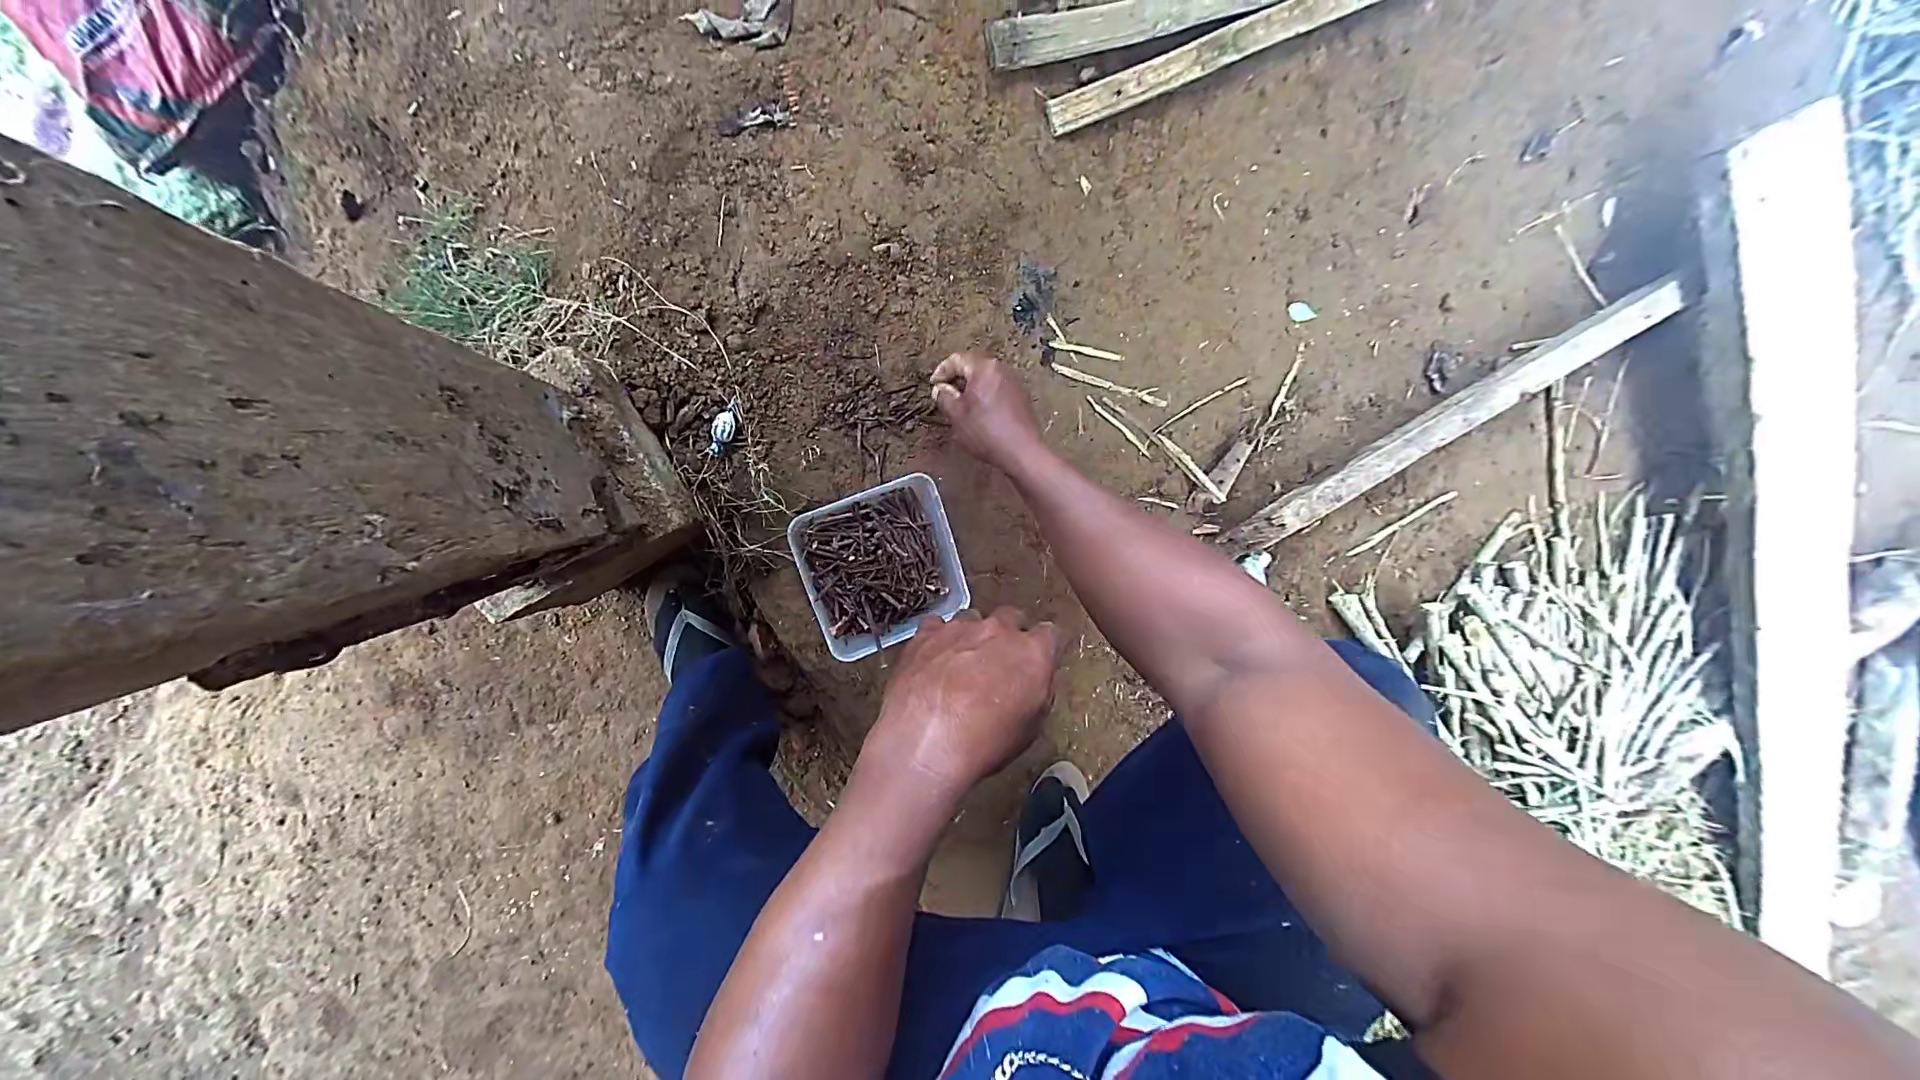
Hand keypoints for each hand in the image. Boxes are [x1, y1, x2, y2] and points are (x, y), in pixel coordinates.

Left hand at [858, 608, 1059, 804]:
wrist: (925, 741)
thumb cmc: (980, 742)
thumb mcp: (1029, 729)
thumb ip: (1038, 692)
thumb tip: (1034, 682)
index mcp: (1032, 653)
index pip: (1049, 635)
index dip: (1042, 648)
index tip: (1035, 660)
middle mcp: (998, 631)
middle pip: (1011, 617)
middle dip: (1008, 635)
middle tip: (999, 663)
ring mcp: (960, 628)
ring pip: (973, 618)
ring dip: (973, 635)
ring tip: (962, 665)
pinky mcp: (927, 634)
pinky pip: (937, 625)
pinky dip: (939, 638)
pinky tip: (935, 660)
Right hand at [930, 353, 1045, 474]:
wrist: (1021, 451)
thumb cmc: (988, 432)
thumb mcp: (956, 415)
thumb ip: (944, 397)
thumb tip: (940, 389)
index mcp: (984, 368)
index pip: (956, 360)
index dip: (941, 372)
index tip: (934, 385)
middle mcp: (1001, 369)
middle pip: (972, 367)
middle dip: (957, 380)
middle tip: (946, 396)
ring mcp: (1013, 382)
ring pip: (985, 378)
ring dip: (971, 389)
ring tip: (962, 407)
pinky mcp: (1020, 396)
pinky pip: (997, 389)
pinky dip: (985, 396)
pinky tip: (980, 414)